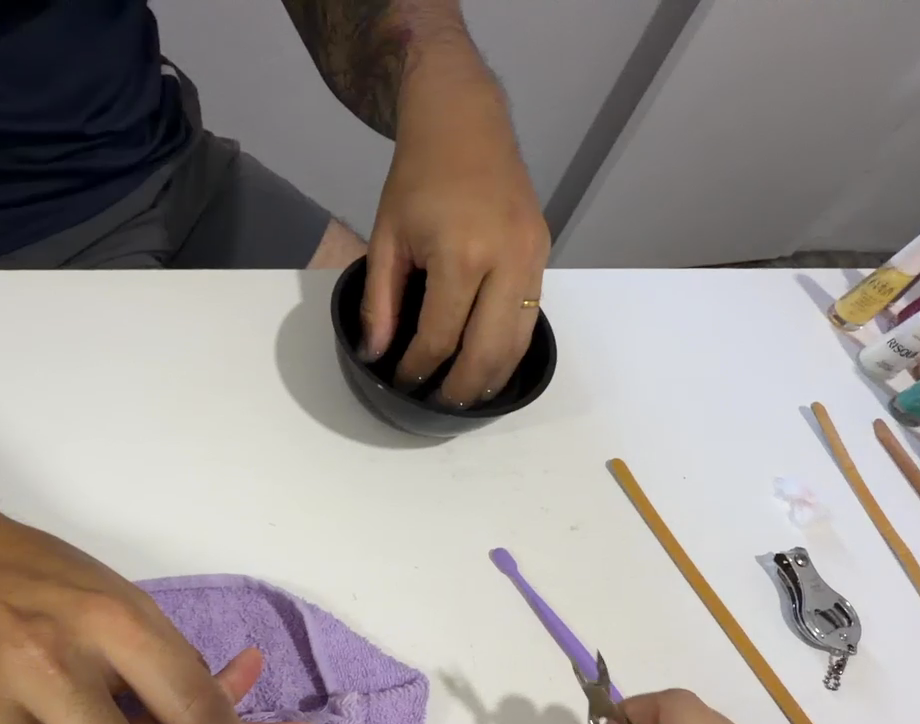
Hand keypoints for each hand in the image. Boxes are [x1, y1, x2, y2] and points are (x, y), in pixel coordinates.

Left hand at [364, 44, 548, 408]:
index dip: (418, 368)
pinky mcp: (544, 254)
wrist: (465, 122)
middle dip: (460, 388)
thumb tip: (374, 354)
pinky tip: (489, 364)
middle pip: (488, 350)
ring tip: (465, 396)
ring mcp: (534, 258)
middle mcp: (508, 261)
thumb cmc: (417, 178)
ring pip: (518, 340)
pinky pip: (530, 317)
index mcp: (462, 256)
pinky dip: (509, 348)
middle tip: (437, 405)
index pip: (441, 337)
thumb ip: (380, 302)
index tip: (403, 382)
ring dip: (491, 376)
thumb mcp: (386, 239)